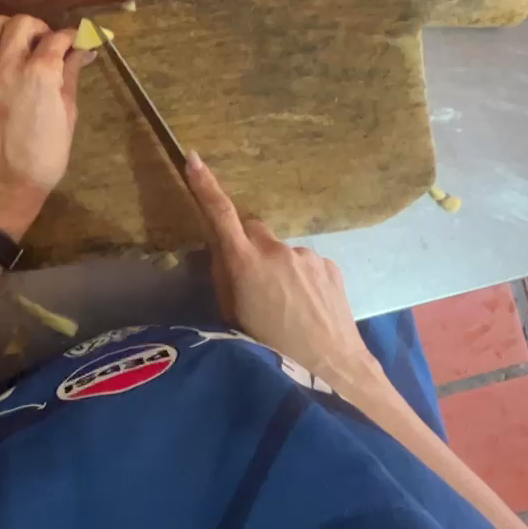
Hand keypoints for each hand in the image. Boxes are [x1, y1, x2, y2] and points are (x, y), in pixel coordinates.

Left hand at [0, 13, 91, 234]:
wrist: (9, 180)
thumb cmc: (47, 152)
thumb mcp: (68, 113)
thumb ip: (71, 75)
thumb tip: (83, 51)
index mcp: (40, 72)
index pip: (58, 37)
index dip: (72, 37)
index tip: (76, 43)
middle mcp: (8, 64)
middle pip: (22, 22)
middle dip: (38, 28)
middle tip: (43, 45)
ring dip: (2, 28)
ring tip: (11, 44)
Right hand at [185, 152, 385, 387]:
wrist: (333, 369)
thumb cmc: (270, 350)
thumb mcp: (232, 317)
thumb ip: (224, 279)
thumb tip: (221, 253)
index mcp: (246, 263)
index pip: (221, 215)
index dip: (205, 186)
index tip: (194, 159)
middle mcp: (276, 250)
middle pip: (253, 231)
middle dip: (248, 247)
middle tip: (251, 283)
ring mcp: (307, 256)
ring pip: (281, 252)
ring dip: (278, 268)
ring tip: (286, 307)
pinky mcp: (330, 266)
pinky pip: (305, 264)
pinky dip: (301, 279)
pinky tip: (307, 309)